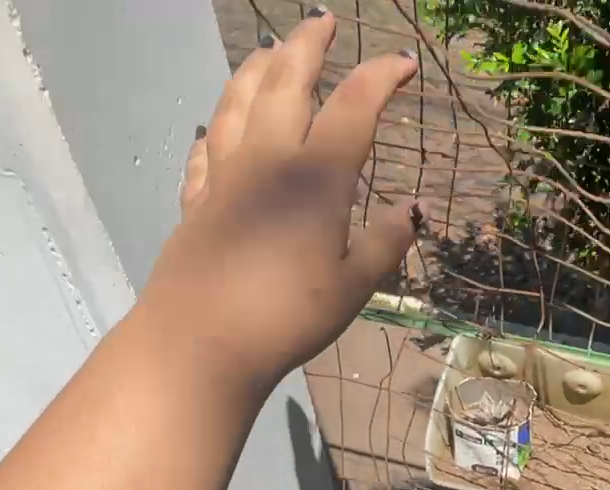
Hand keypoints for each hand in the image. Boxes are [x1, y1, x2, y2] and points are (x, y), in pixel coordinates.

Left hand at [137, 12, 419, 393]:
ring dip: (259, 66)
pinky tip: (221, 126)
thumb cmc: (290, 313)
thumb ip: (385, 242)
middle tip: (323, 22)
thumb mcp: (355, 284)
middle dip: (309, 44)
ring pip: (239, 98)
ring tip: (271, 51)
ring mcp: (225, 174)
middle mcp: (268, 158)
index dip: (381, 78)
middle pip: (286, 80)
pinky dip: (220, 125)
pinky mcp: (198, 198)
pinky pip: (209, 146)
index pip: (354, 108)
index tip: (404, 64)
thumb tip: (411, 210)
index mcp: (316, 177)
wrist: (204, 337)